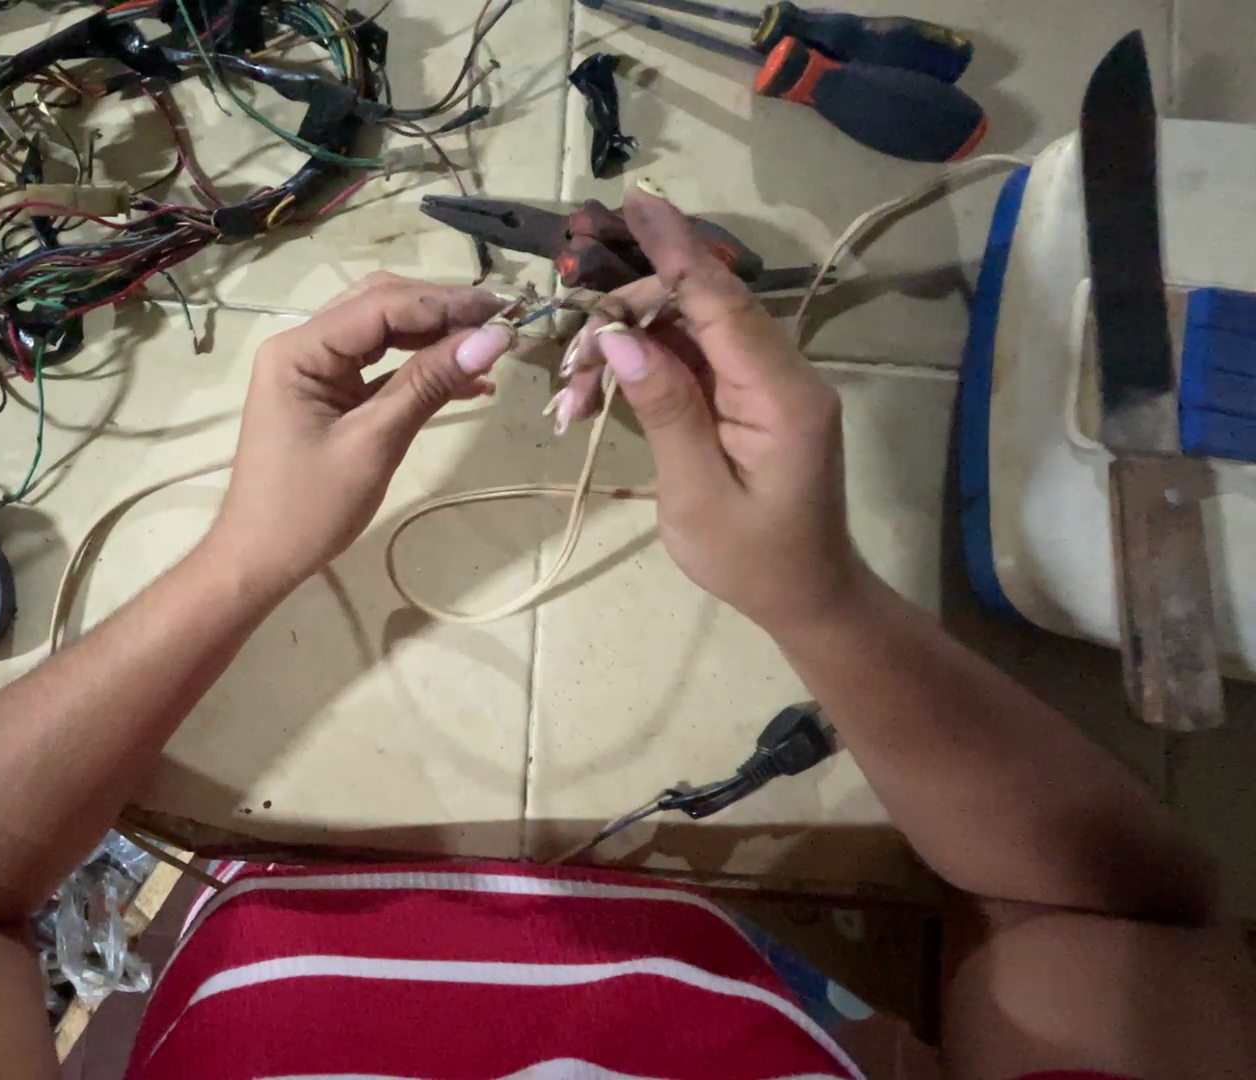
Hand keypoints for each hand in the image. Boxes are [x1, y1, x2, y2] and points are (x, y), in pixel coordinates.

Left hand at [204, 273, 514, 594]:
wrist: (262, 558)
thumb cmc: (309, 509)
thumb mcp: (374, 442)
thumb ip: (429, 383)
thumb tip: (494, 338)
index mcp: (298, 351)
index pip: (379, 305)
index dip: (444, 303)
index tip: (502, 311)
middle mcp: (301, 347)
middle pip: (379, 307)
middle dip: (440, 312)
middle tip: (499, 324)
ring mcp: (312, 370)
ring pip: (381, 334)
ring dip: (433, 339)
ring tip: (489, 349)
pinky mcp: (325, 395)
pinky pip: (377, 369)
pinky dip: (417, 371)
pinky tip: (465, 381)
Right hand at [556, 189, 869, 632]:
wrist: (802, 594)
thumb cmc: (752, 558)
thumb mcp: (697, 492)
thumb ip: (666, 408)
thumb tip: (619, 338)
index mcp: (780, 393)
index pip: (721, 301)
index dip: (675, 250)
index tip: (636, 203)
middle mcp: (775, 373)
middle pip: (693, 308)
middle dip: (623, 308)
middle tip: (569, 333)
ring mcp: (756, 385)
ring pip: (678, 335)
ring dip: (617, 351)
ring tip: (569, 398)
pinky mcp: (737, 400)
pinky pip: (679, 366)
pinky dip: (632, 374)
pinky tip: (589, 399)